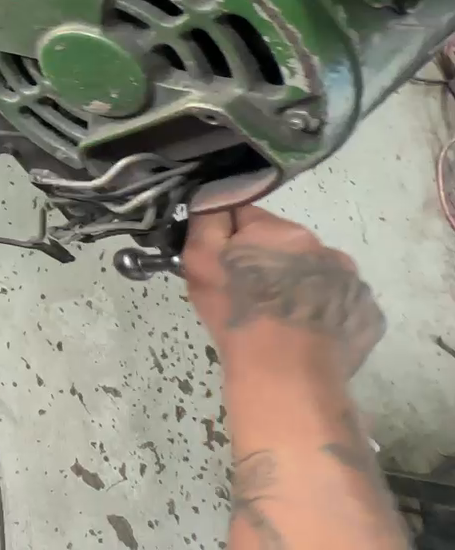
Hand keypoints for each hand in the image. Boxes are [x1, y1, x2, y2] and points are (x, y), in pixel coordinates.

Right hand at [182, 205, 384, 382]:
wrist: (285, 369)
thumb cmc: (234, 306)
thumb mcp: (198, 255)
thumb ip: (205, 217)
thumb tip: (212, 195)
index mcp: (283, 231)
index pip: (244, 215)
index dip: (225, 235)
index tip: (218, 259)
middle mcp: (326, 249)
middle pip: (280, 244)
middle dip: (261, 258)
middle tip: (240, 286)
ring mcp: (354, 284)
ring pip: (309, 270)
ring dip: (291, 280)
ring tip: (271, 308)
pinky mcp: (367, 314)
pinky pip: (333, 298)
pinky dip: (315, 305)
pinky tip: (297, 323)